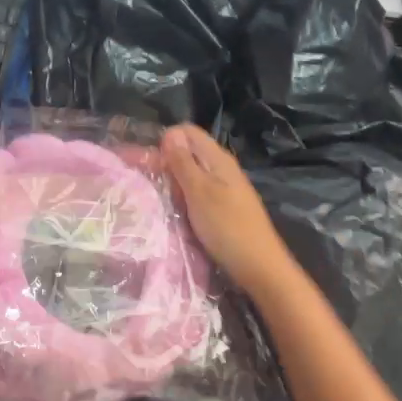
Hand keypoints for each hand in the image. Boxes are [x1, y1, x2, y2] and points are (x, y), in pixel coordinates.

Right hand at [159, 124, 298, 295]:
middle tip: (141, 177)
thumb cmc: (227, 227)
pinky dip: (182, 195)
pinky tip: (171, 207)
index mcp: (217, 159)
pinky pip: (196, 191)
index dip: (165, 140)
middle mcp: (221, 169)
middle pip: (188, 151)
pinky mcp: (221, 207)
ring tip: (152, 192)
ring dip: (171, 179)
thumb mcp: (199, 191)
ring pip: (190, 173)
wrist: (259, 268)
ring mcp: (223, 189)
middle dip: (164, 160)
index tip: (147, 159)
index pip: (187, 132)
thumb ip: (183, 162)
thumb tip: (170, 133)